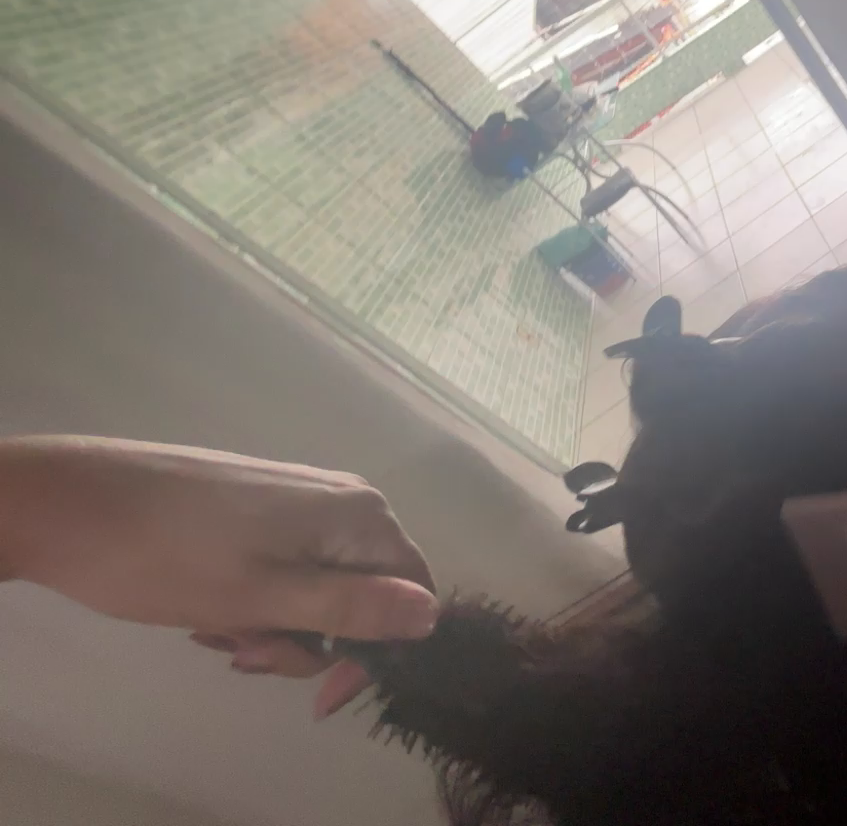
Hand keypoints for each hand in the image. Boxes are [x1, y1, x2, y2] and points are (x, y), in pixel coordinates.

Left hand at [1, 436, 437, 710]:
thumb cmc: (166, 557)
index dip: (376, 648)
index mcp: (364, 519)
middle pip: (371, 586)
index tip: (316, 695)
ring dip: (282, 617)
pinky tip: (218, 601)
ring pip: (332, 577)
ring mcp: (318, 496)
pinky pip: (304, 557)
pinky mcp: (282, 499)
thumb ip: (352, 607)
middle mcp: (357, 500)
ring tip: (217, 627)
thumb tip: (431, 617)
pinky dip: (269, 592)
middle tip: (240, 653)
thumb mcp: (261, 598)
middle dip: (314, 634)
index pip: (412, 591)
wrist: (70, 498)